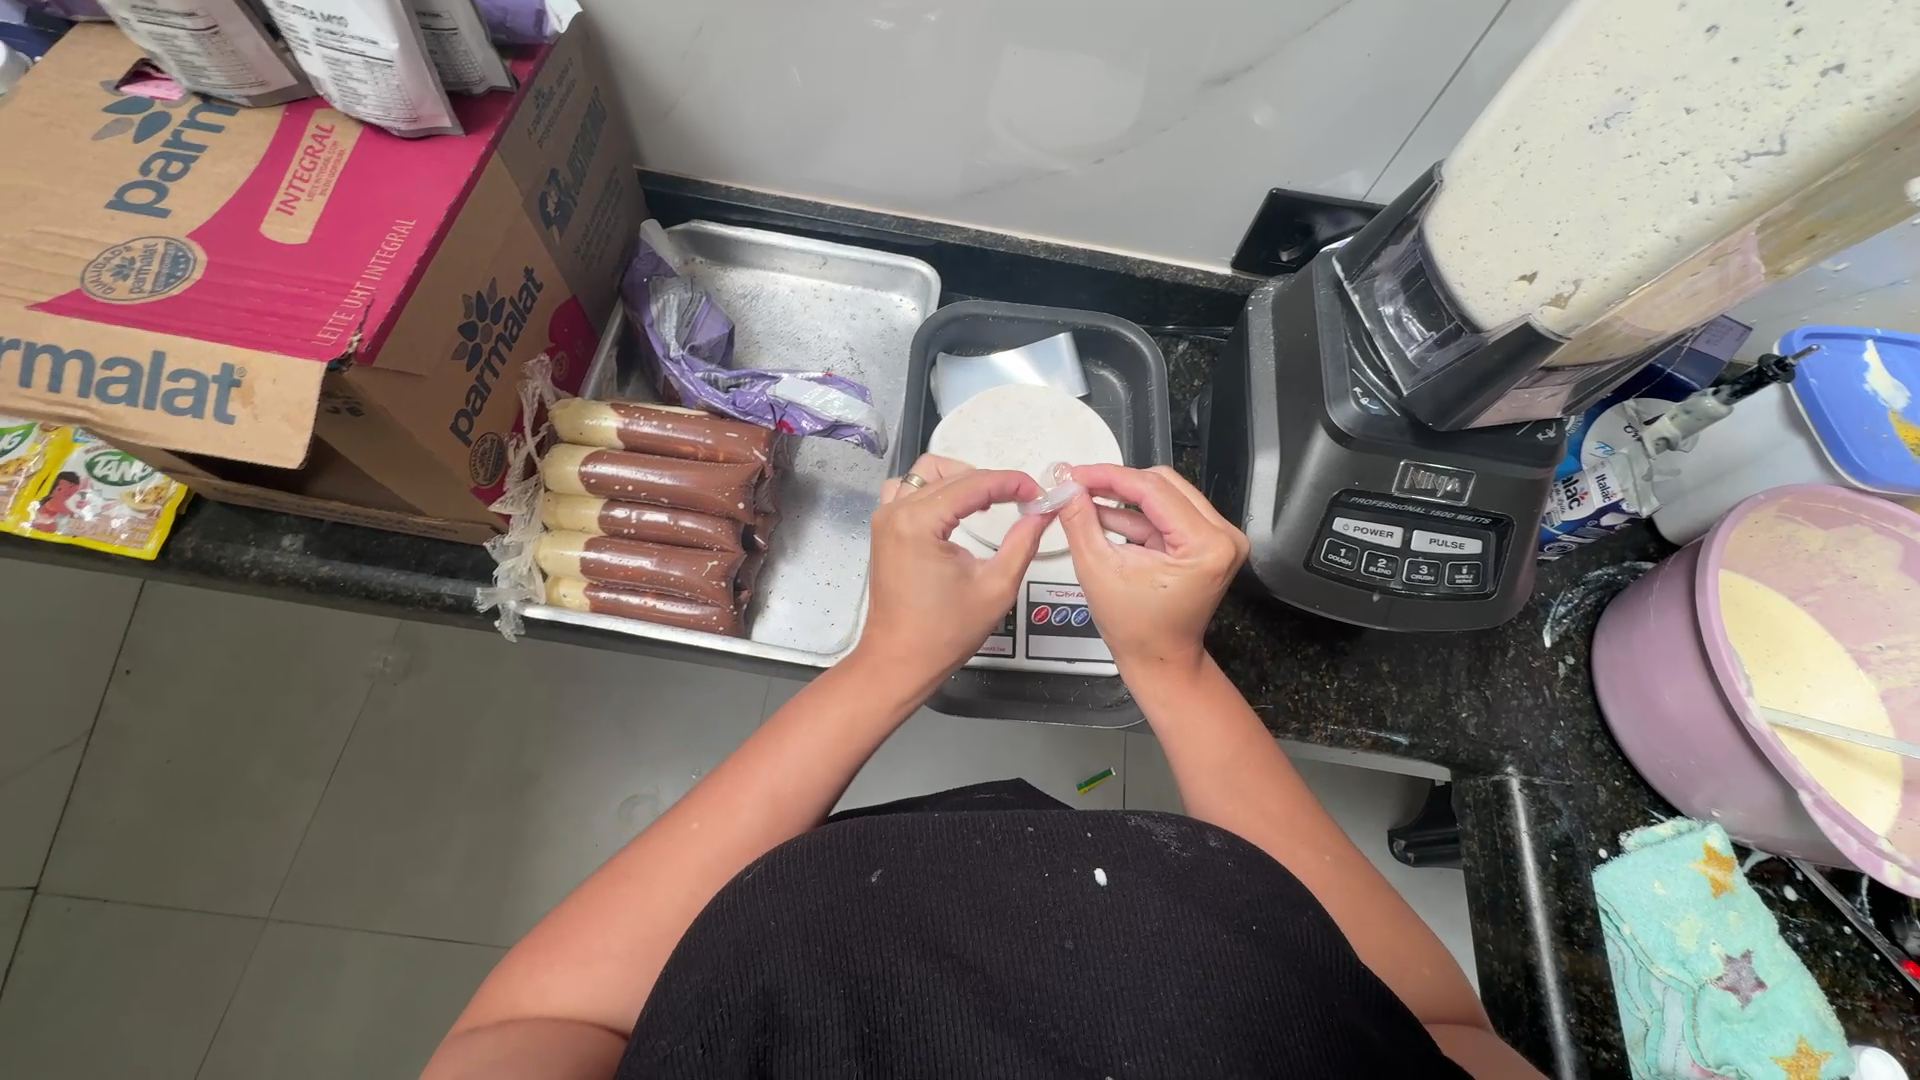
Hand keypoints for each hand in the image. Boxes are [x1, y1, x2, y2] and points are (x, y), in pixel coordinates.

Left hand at [855, 454, 1046, 684]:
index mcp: (918, 523)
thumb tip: (1043, 512)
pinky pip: (908, 491)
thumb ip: (1023, 542)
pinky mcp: (884, 530)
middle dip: (991, 482)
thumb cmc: (943, 632)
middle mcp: (895, 513)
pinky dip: (934, 491)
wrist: (900, 659)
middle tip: (1022, 499)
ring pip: (926, 474)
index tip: (1037, 492)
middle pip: (952, 475)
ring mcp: (885, 520)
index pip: (974, 484)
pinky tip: (956, 509)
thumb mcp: (996, 587)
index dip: (1011, 483)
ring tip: (989, 501)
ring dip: (960, 479)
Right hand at [1056, 464, 1248, 674]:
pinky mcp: (1207, 542)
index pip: (1153, 490)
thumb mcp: (1098, 569)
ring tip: (1085, 498)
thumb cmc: (1137, 629)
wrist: (1159, 659)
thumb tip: (1066, 488)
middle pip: (1163, 485)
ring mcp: (1218, 538)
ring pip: (1165, 494)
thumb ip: (1080, 522)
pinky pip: (1167, 513)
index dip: (1109, 477)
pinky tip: (1102, 513)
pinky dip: (1135, 513)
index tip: (1076, 474)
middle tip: (1078, 484)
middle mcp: (1223, 536)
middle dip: (1116, 483)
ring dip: (1123, 497)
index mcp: (1206, 545)